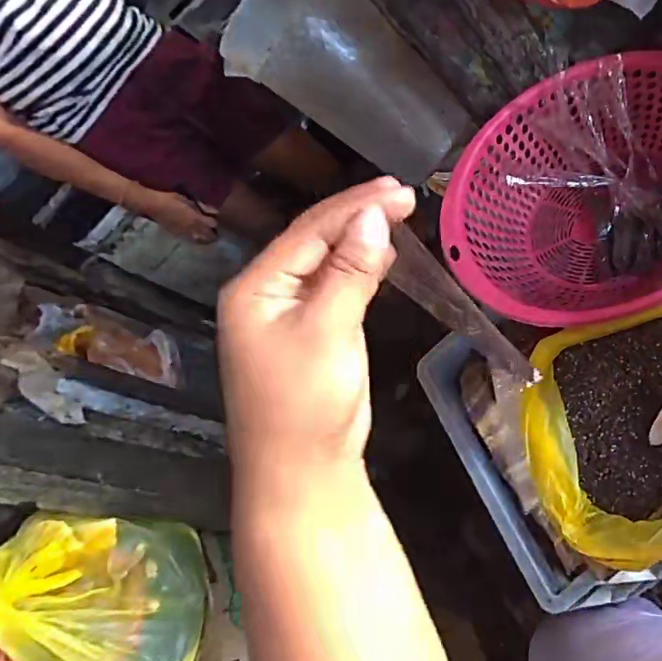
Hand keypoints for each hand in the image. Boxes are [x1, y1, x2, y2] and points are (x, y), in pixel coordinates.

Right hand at [137, 190, 218, 243]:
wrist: (151, 205)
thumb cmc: (169, 199)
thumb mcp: (187, 200)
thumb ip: (201, 207)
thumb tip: (214, 211)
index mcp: (196, 219)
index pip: (213, 224)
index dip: (214, 222)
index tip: (213, 220)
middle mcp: (193, 228)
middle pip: (210, 236)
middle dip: (213, 234)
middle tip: (213, 231)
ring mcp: (185, 233)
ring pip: (201, 240)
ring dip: (205, 238)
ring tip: (205, 235)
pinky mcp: (177, 235)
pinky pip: (190, 240)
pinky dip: (194, 238)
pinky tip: (194, 235)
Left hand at [218, 178, 415, 469]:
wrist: (303, 470)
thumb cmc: (306, 403)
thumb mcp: (329, 333)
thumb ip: (351, 274)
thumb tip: (373, 217)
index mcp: (257, 288)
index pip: (309, 231)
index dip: (354, 206)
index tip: (399, 190)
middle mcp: (268, 294)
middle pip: (316, 241)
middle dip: (359, 215)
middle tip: (405, 196)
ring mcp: (291, 316)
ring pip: (328, 263)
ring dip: (362, 238)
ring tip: (398, 215)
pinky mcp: (316, 335)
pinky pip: (338, 288)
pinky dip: (362, 268)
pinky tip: (382, 257)